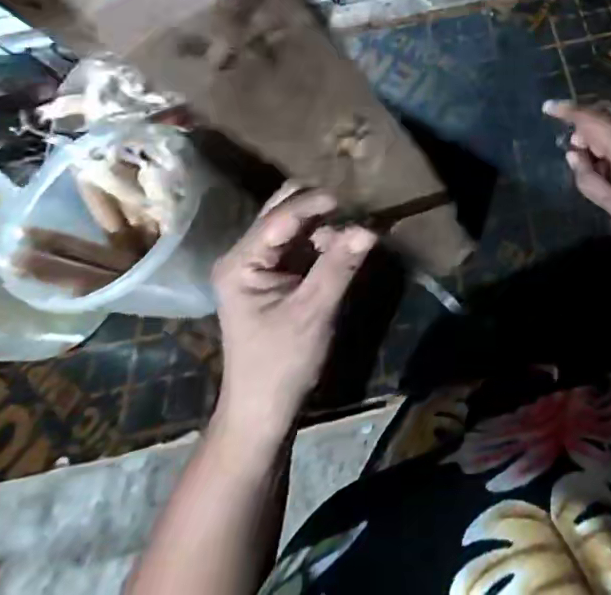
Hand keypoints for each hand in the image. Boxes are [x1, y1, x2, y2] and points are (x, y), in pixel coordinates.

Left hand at [211, 187, 376, 436]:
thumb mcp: (313, 313)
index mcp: (241, 262)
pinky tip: (344, 244)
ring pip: (293, 224)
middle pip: (281, 210)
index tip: (353, 199)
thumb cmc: (281, 364)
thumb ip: (339, 266)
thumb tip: (369, 228)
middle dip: (317, 206)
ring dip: (323, 222)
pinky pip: (299, 243)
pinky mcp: (273, 275)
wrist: (263, 410)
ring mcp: (258, 264)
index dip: (315, 203)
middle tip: (354, 210)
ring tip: (355, 227)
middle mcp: (244, 255)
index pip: (280, 217)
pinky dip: (322, 238)